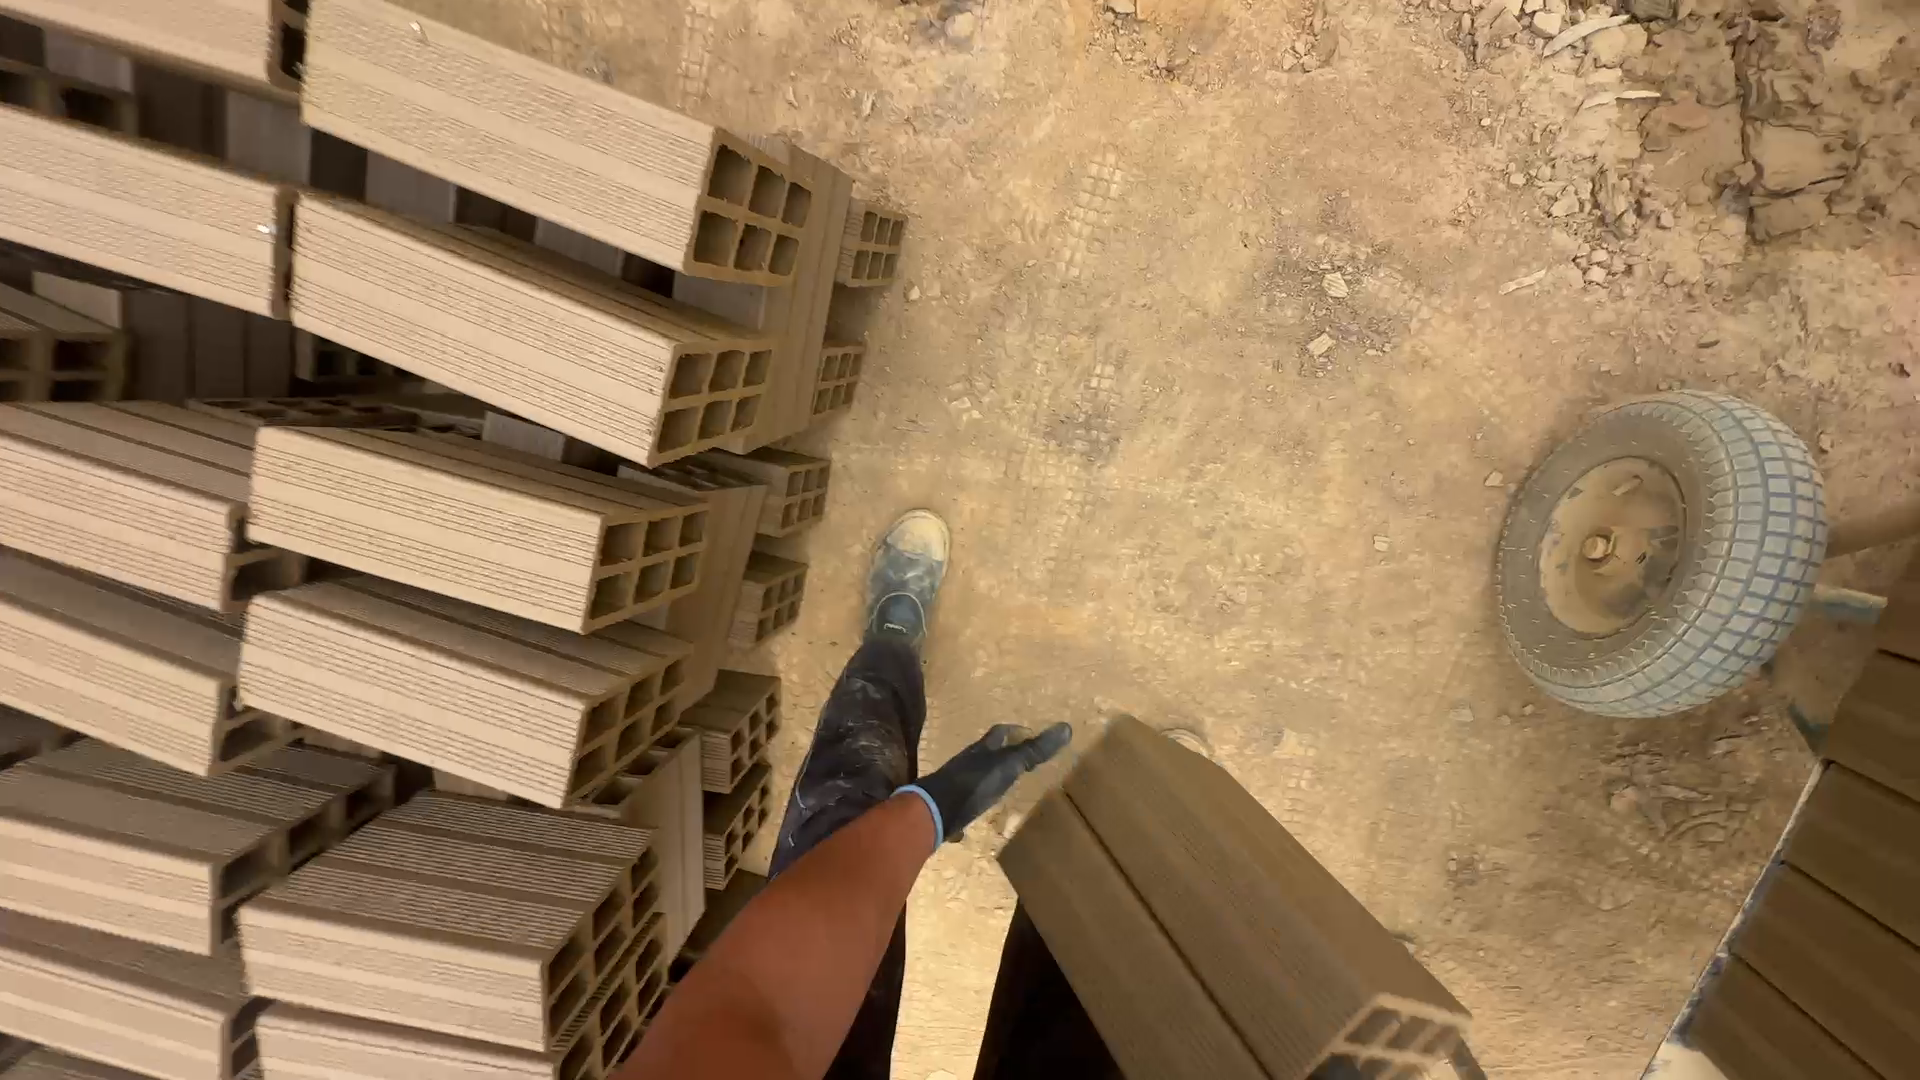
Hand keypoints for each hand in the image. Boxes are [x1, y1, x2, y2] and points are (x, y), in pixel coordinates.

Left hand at [900, 723, 1072, 845]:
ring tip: (1004, 785)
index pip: (1000, 733)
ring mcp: (957, 783)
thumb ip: (1033, 751)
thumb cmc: (973, 783)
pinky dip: (976, 802)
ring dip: (989, 776)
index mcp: (982, 749)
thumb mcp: (1008, 766)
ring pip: (976, 774)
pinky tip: (980, 815)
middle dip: (1001, 753)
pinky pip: (966, 799)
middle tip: (1019, 760)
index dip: (1015, 732)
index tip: (1029, 734)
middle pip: (986, 752)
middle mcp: (968, 762)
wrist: (934, 811)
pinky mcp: (951, 804)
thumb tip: (1066, 728)